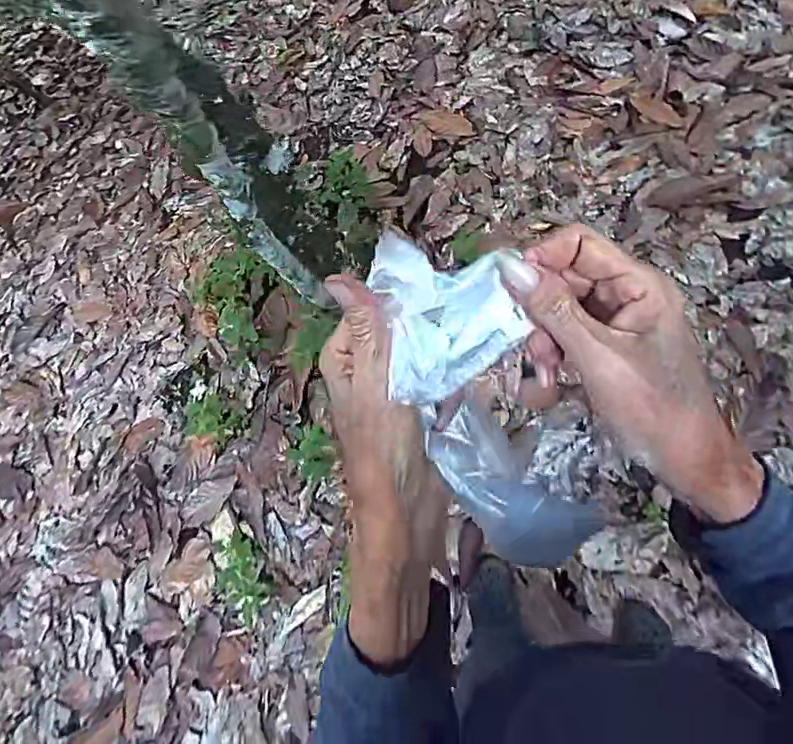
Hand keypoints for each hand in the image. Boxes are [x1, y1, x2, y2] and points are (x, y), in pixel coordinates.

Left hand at [318, 275, 446, 662]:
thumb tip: (336, 278)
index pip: (373, 307)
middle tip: (450, 335)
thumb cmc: (384, 446)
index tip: (433, 302)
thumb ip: (366, 328)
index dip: (402, 302)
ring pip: (424, 348)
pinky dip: (450, 380)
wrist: (408, 513)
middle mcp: (367, 366)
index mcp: (345, 355)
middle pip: (402, 326)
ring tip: (455, 367)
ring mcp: (394, 385)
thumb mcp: (375, 380)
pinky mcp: (419, 403)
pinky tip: (455, 396)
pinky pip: (437, 374)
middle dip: (427, 330)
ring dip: (442, 355)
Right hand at [499, 226, 761, 523]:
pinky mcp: (606, 344)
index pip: (580, 243)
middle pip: (566, 277)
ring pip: (560, 307)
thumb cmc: (655, 410)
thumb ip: (555, 312)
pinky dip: (554, 352)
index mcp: (638, 284)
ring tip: (547, 371)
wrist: (689, 465)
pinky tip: (552, 380)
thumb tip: (514, 270)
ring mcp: (616, 320)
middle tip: (531, 345)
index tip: (513, 286)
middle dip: (541, 309)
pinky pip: (567, 333)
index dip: (543, 256)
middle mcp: (627, 294)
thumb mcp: (600, 358)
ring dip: (544, 337)